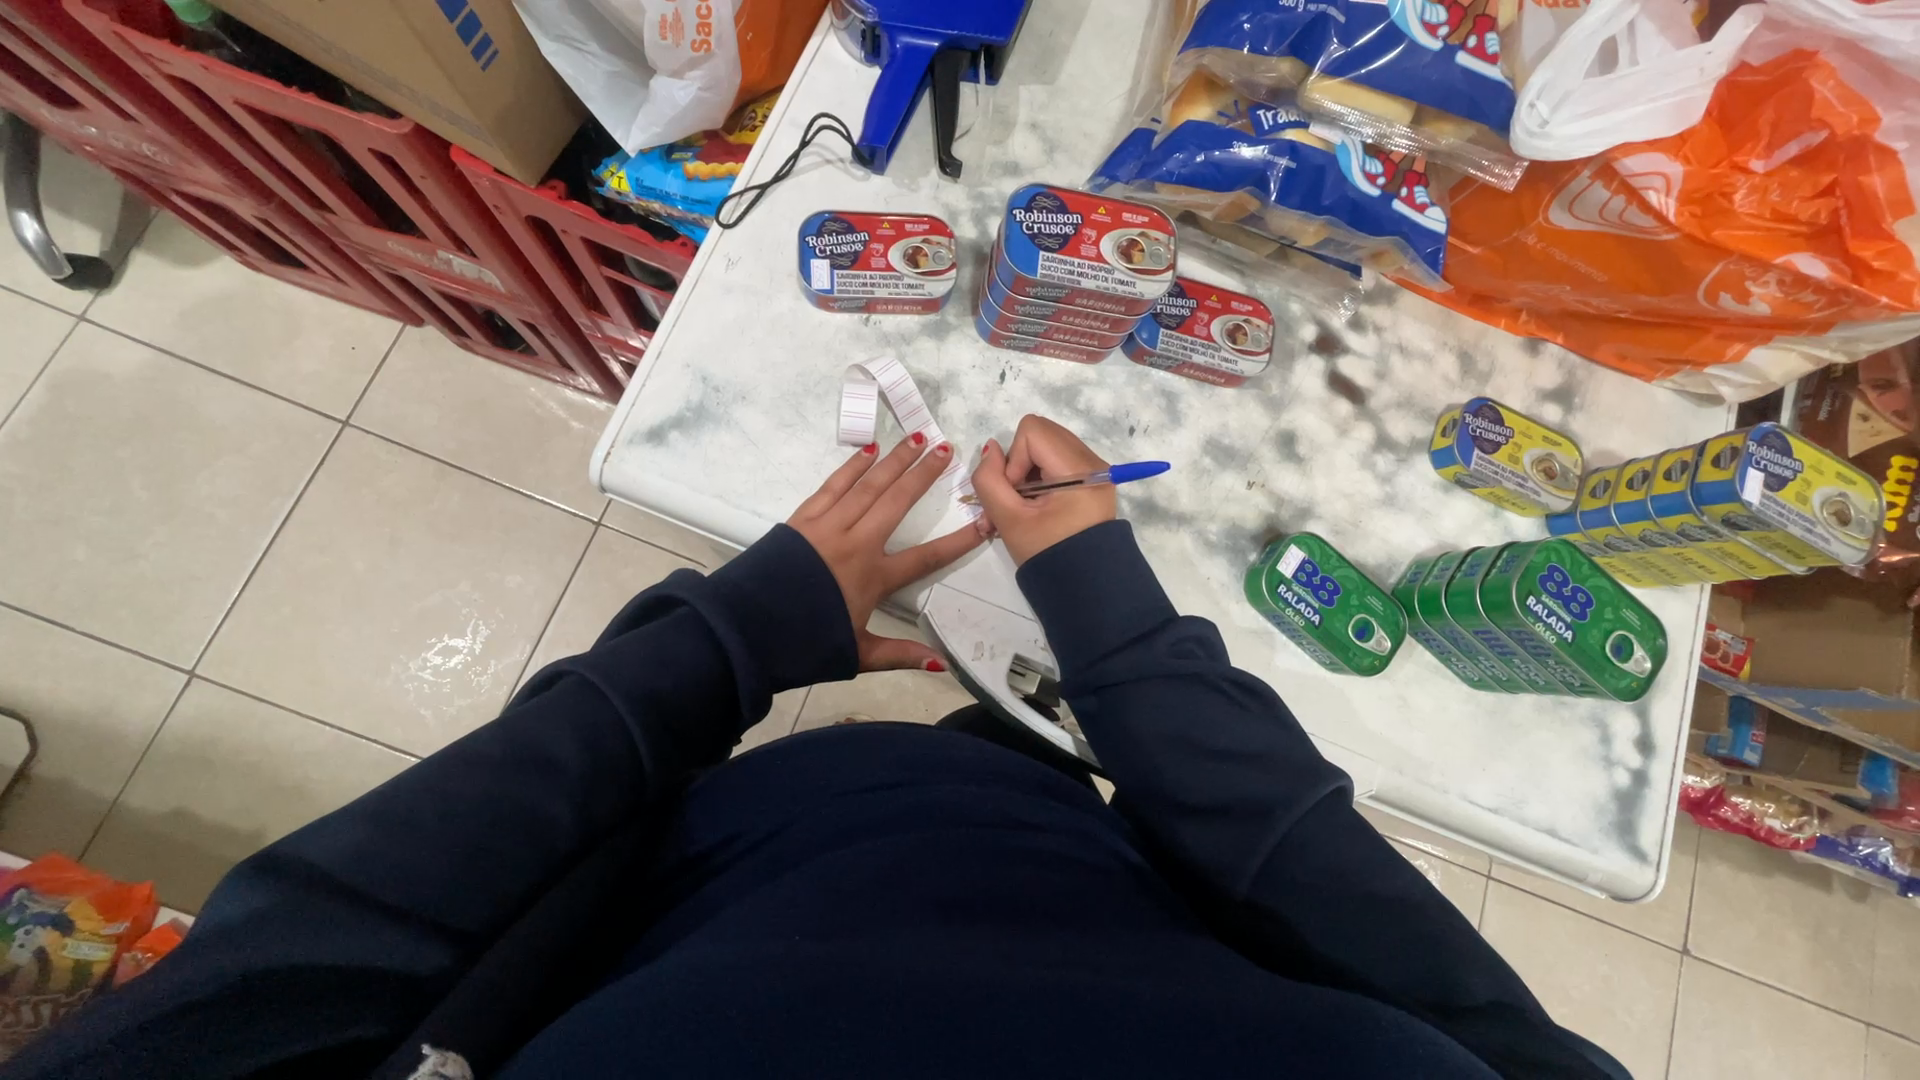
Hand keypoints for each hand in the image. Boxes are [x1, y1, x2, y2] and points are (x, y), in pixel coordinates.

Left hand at [788, 435, 986, 671]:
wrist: (746, 632)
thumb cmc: (804, 644)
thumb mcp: (858, 654)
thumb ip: (901, 654)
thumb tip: (940, 665)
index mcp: (874, 577)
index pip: (927, 556)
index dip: (959, 541)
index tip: (984, 521)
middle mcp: (857, 543)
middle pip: (898, 501)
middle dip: (924, 474)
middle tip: (946, 449)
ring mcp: (828, 527)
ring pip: (868, 486)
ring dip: (894, 460)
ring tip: (917, 438)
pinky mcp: (803, 520)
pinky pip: (833, 487)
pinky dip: (851, 468)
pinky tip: (867, 452)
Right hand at [970, 415, 1115, 564]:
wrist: (1085, 588)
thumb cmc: (1048, 556)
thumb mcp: (1009, 520)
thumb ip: (989, 480)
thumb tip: (990, 447)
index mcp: (1080, 470)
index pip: (1033, 431)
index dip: (1013, 458)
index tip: (1014, 494)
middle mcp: (1093, 462)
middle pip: (1041, 434)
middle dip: (1019, 463)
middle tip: (1014, 499)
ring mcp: (1095, 470)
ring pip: (1048, 446)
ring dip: (1026, 471)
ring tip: (1021, 505)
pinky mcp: (1092, 480)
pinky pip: (1058, 461)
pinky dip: (1040, 477)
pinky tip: (1034, 505)